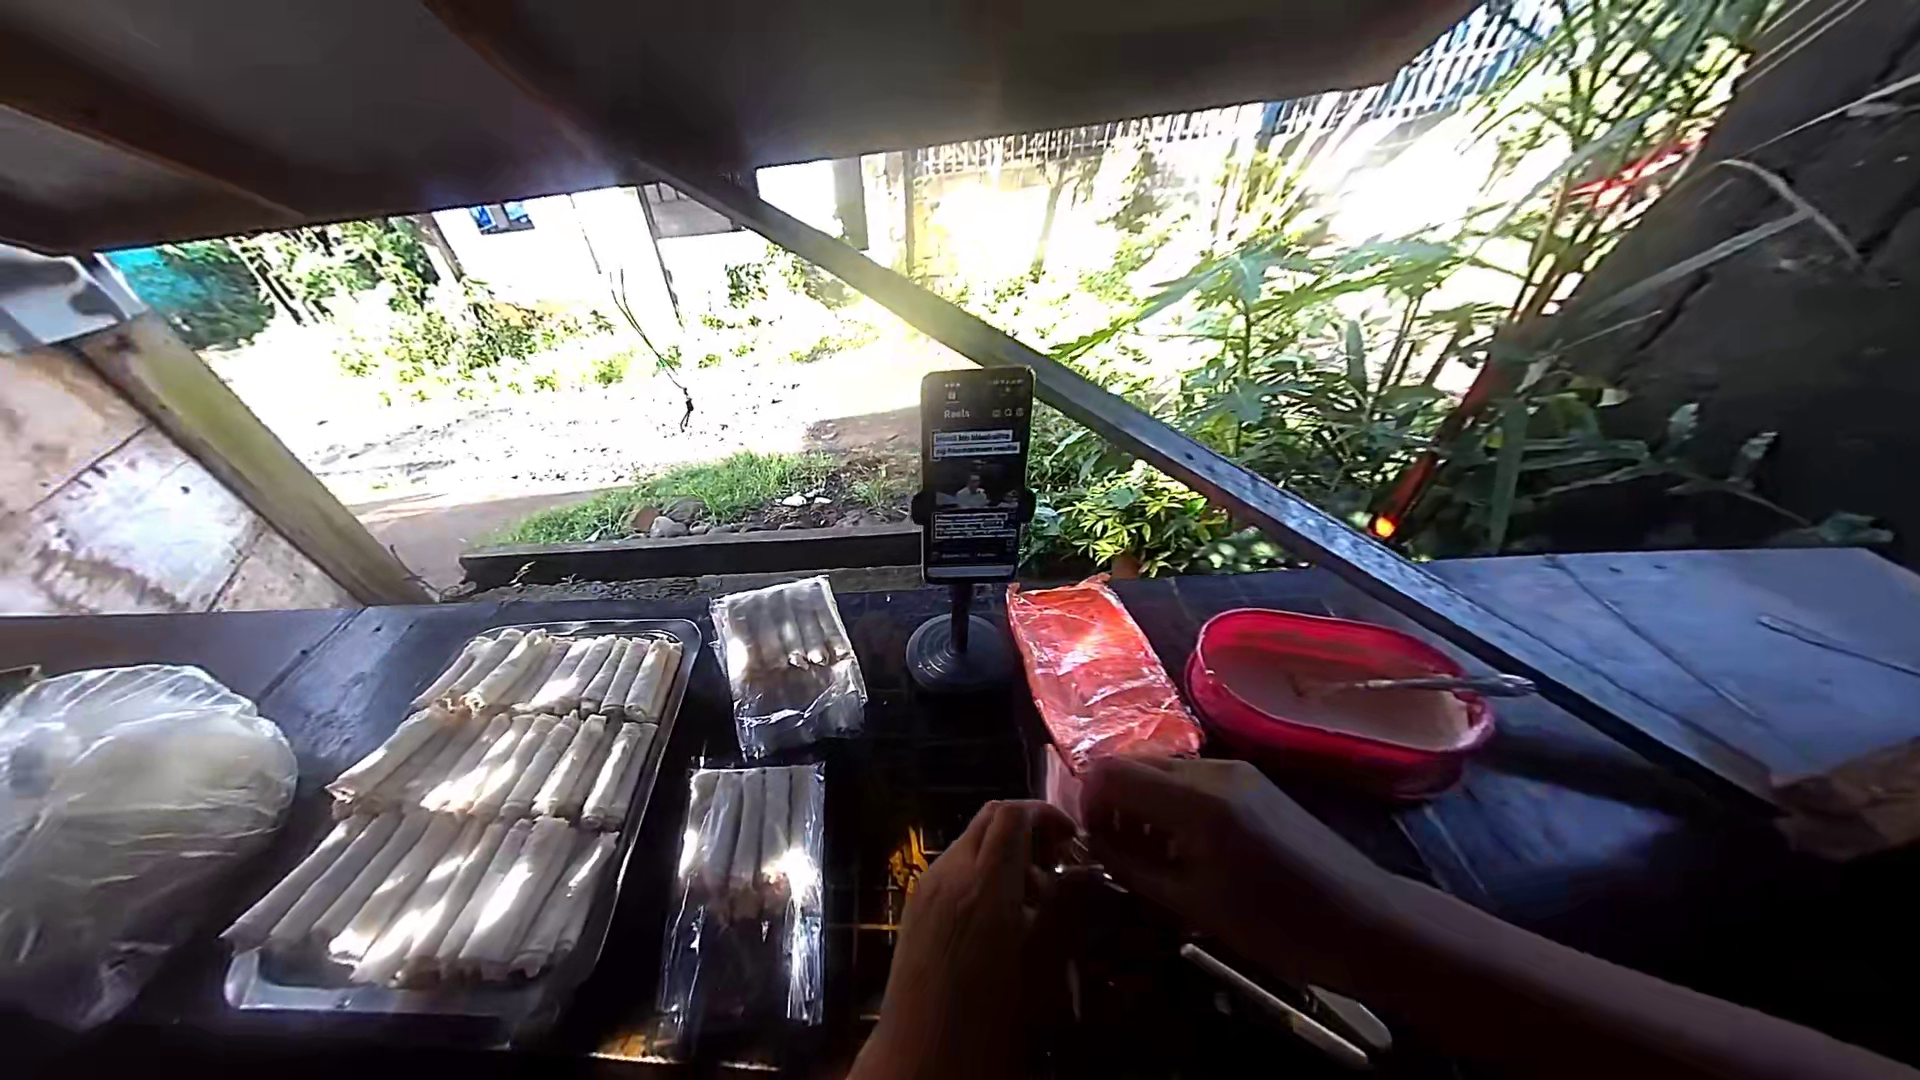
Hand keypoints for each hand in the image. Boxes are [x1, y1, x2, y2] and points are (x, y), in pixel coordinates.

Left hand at [851, 799, 1074, 1079]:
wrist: (918, 1067)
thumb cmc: (988, 1028)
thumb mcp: (1041, 972)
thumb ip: (1064, 912)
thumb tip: (1082, 873)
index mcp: (984, 886)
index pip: (1011, 815)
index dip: (1044, 814)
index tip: (1070, 838)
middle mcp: (950, 873)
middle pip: (990, 817)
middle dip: (1027, 827)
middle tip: (1055, 861)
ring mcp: (928, 886)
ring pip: (972, 839)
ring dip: (1005, 850)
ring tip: (1032, 897)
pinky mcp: (916, 904)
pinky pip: (954, 864)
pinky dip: (982, 868)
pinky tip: (998, 914)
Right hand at [1081, 757, 1395, 990]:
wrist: (1369, 921)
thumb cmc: (1280, 926)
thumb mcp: (1195, 905)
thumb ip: (1133, 866)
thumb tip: (1094, 842)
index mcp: (1195, 801)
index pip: (1110, 772)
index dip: (1089, 802)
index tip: (1095, 840)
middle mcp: (1208, 768)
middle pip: (1131, 763)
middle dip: (1112, 801)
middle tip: (1118, 848)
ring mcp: (1230, 768)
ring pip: (1157, 767)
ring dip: (1139, 800)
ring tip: (1151, 850)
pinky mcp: (1246, 777)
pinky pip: (1187, 776)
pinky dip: (1168, 800)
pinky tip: (1184, 841)